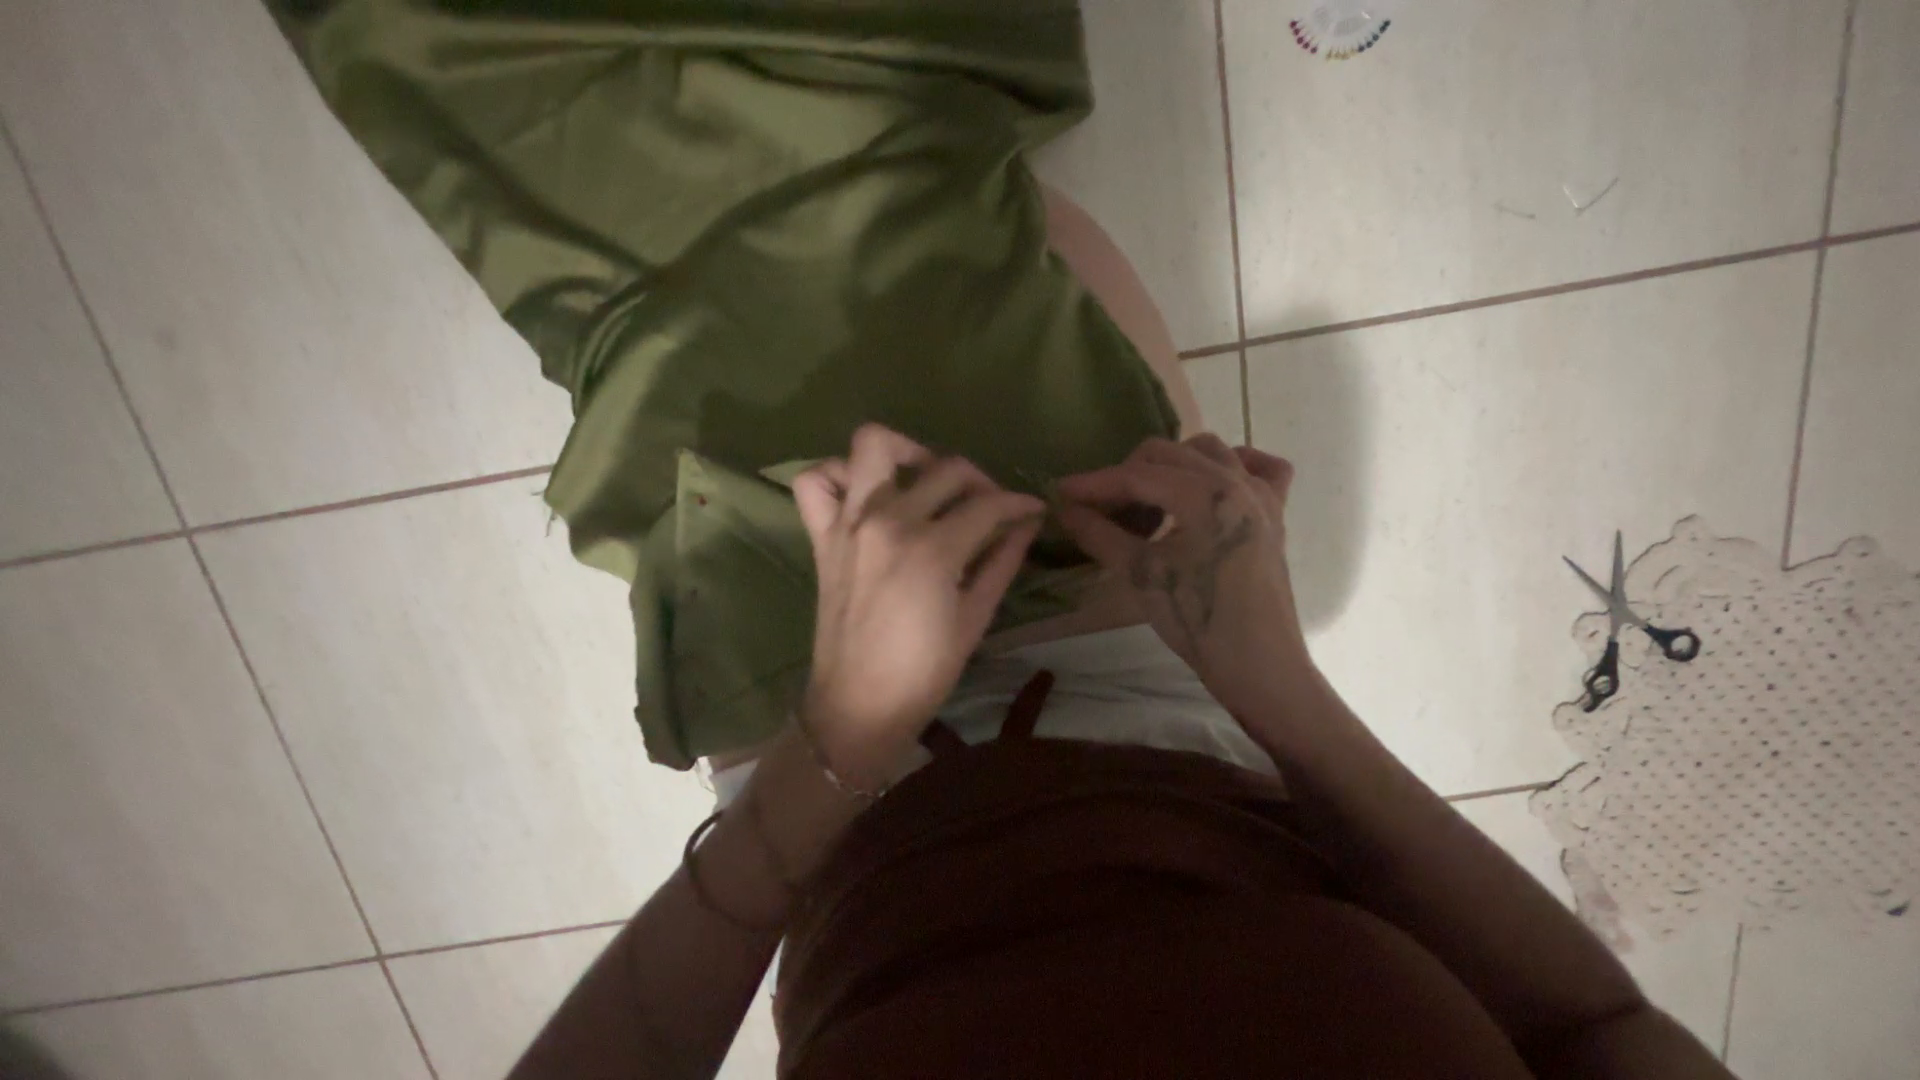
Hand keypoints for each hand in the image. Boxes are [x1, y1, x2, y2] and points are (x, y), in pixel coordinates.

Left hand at [793, 424, 1044, 785]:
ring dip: (908, 451)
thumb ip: (1002, 561)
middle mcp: (888, 521)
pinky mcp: (822, 536)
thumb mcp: (975, 617)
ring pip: (873, 446)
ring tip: (926, 480)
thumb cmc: (925, 672)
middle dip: (980, 481)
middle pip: (945, 469)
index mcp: (932, 549)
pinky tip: (866, 493)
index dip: (1018, 503)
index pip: (987, 504)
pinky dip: (840, 475)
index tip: (1032, 509)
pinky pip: (815, 482)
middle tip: (990, 507)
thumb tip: (1026, 523)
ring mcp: (849, 523)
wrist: (858, 705)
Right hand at [1054, 435, 1311, 706]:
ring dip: (1171, 467)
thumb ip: (1100, 534)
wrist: (1259, 666)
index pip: (1137, 476)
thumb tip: (1064, 509)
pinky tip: (1211, 486)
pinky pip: (1260, 468)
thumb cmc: (1198, 622)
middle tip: (1100, 508)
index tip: (1061, 491)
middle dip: (1128, 475)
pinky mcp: (1276, 514)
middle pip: (1169, 454)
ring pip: (1209, 452)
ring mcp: (1262, 495)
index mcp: (1204, 492)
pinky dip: (1233, 466)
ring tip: (1148, 503)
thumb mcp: (1141, 575)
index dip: (1094, 483)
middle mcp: (1236, 480)